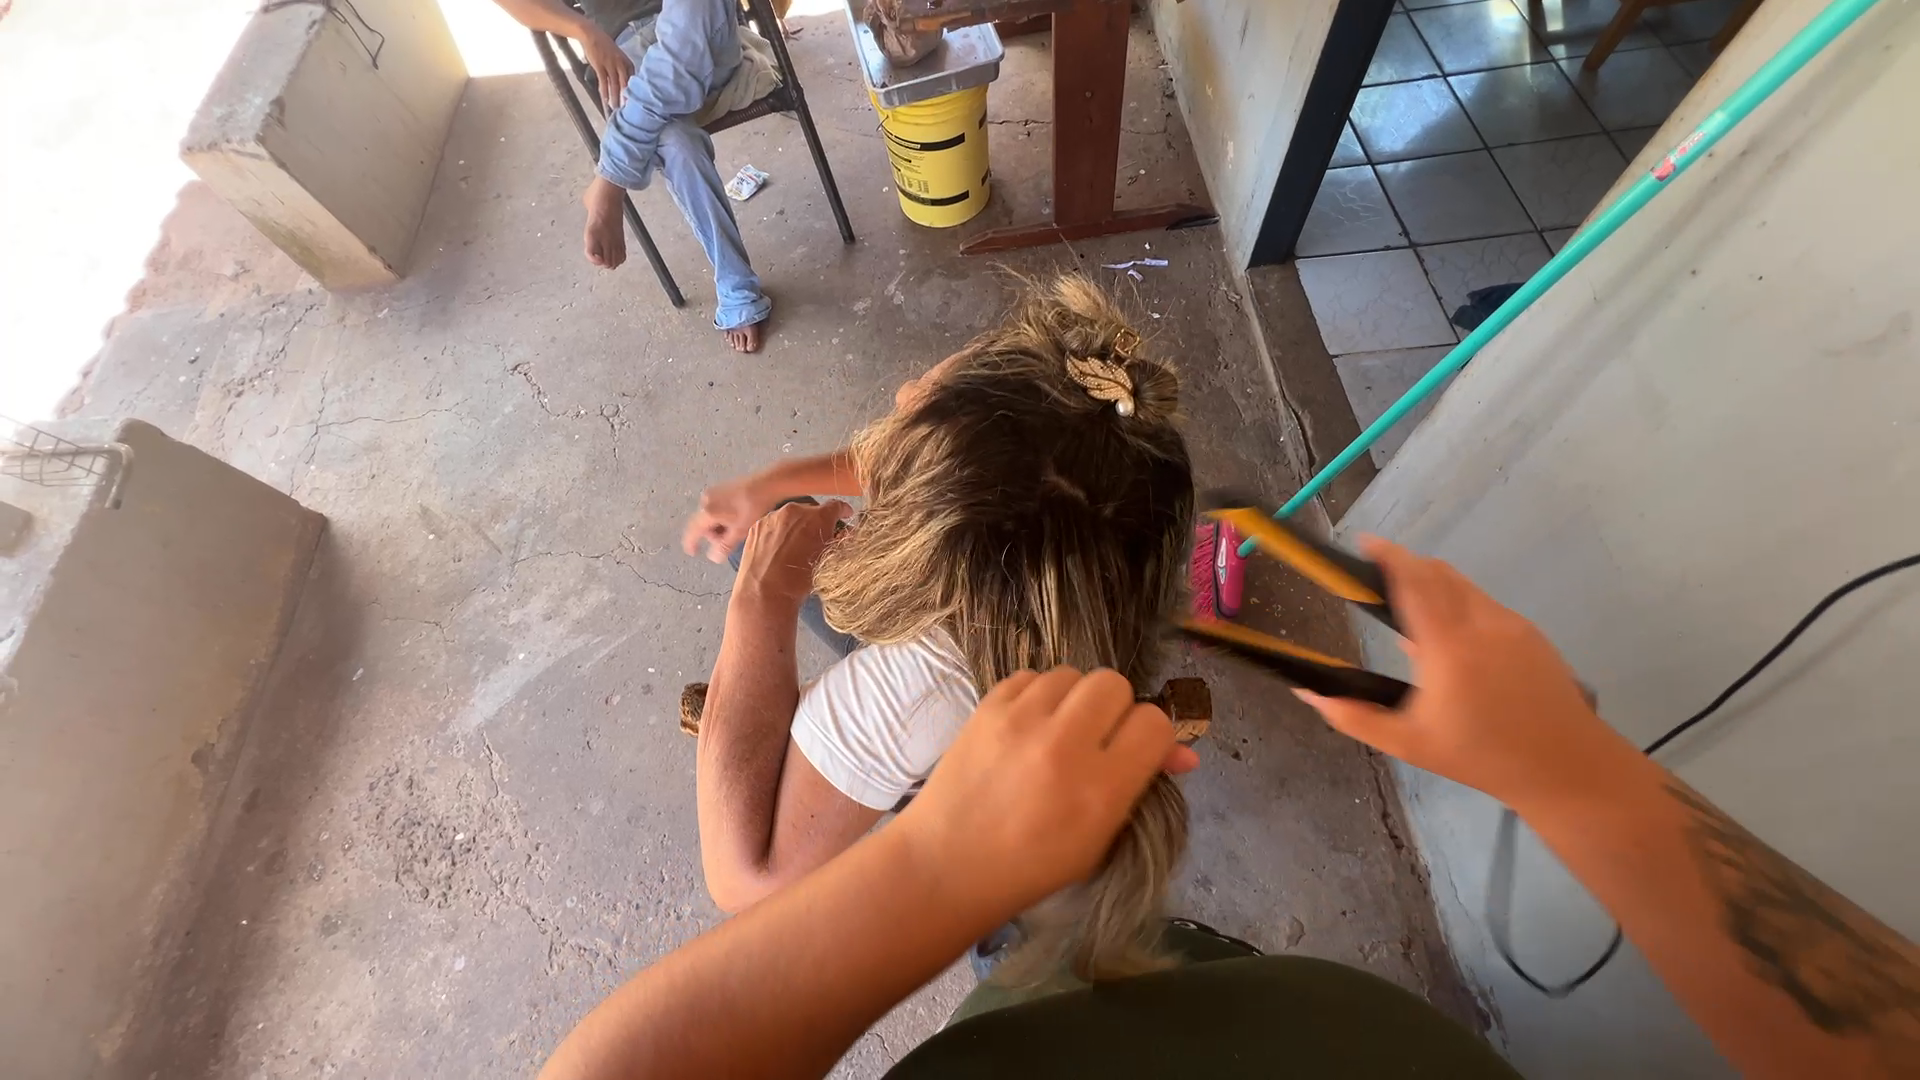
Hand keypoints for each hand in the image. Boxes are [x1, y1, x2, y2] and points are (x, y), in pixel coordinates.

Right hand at [575, 26, 632, 111]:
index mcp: (628, 63)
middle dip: (627, 98)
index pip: (633, 81)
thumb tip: (626, 88)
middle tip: (628, 110)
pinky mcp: (600, 65)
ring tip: (616, 108)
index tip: (637, 105)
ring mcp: (610, 65)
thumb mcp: (619, 58)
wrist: (592, 34)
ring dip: (615, 98)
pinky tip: (605, 99)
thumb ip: (623, 71)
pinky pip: (603, 81)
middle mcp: (621, 64)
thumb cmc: (607, 48)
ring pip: (614, 85)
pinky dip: (604, 91)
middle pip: (625, 84)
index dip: (635, 93)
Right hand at [682, 475, 774, 562]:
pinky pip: (715, 506)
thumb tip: (713, 558)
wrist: (766, 484)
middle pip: (702, 523)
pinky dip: (721, 515)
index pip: (693, 531)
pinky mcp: (720, 487)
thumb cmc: (753, 508)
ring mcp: (712, 491)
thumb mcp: (740, 531)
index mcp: (707, 512)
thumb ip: (725, 545)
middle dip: (712, 534)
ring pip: (709, 515)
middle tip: (729, 539)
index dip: (691, 543)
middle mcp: (705, 500)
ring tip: (736, 527)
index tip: (693, 552)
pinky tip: (736, 516)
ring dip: (718, 525)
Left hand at [732, 500, 848, 605]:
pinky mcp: (757, 526)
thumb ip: (836, 543)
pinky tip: (779, 549)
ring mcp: (773, 517)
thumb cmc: (798, 582)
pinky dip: (779, 532)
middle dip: (817, 522)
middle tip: (818, 538)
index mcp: (818, 518)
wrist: (764, 593)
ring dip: (797, 526)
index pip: (836, 506)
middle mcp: (795, 511)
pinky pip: (774, 523)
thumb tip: (841, 535)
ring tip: (795, 546)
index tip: (845, 516)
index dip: (843, 512)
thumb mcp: (827, 561)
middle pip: (812, 510)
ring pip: (791, 516)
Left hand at [894, 668, 1199, 916]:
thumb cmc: (1031, 865)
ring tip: (1058, 731)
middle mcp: (1063, 745)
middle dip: (1115, 708)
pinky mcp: (986, 707)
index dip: (1152, 735)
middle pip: (1114, 683)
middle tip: (1097, 737)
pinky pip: (1031, 676)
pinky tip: (1029, 725)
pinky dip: (1037, 695)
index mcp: (1099, 790)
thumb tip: (1183, 753)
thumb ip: (1139, 788)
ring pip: (1072, 674)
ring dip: (1074, 699)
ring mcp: (1020, 720)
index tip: (1136, 750)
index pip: (1153, 723)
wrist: (947, 862)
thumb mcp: (1098, 840)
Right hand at [1294, 537, 1636, 813]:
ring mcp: (1511, 626)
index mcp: (1449, 649)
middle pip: (1438, 573)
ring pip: (1462, 584)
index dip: (1389, 557)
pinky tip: (1444, 632)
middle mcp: (1482, 625)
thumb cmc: (1482, 757)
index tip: (1365, 542)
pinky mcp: (1530, 634)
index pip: (1416, 584)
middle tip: (1373, 573)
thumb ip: (1353, 716)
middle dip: (1404, 564)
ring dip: (1430, 581)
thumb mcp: (1408, 743)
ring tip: (1405, 601)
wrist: (1570, 770)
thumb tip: (1307, 692)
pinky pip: (1482, 602)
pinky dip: (1454, 600)